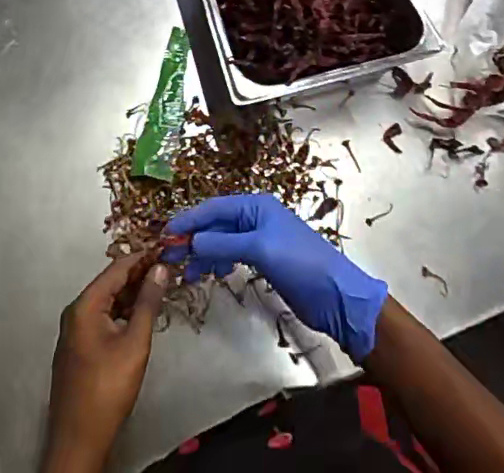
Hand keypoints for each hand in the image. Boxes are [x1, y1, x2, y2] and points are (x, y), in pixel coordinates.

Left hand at [42, 252, 168, 472]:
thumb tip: (159, 269)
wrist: (78, 435)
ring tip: (157, 288)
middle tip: (165, 269)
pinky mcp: (78, 347)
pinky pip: (101, 317)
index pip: (115, 269)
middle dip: (136, 275)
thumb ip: (147, 303)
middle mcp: (75, 310)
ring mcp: (74, 329)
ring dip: (130, 295)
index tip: (163, 249)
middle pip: (109, 284)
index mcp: (84, 304)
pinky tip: (138, 315)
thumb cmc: (108, 387)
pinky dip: (121, 312)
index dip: (140, 258)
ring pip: (106, 302)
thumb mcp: (134, 343)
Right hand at [166, 193, 388, 359]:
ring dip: (202, 255)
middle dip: (192, 240)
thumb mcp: (260, 249)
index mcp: (254, 205)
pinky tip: (210, 273)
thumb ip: (222, 244)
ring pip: (220, 242)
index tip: (165, 234)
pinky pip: (230, 255)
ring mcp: (258, 238)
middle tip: (169, 257)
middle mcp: (254, 217)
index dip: (188, 221)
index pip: (212, 208)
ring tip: (188, 273)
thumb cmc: (301, 263)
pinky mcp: (263, 259)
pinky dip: (217, 263)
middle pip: (214, 225)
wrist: (338, 298)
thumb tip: (190, 243)